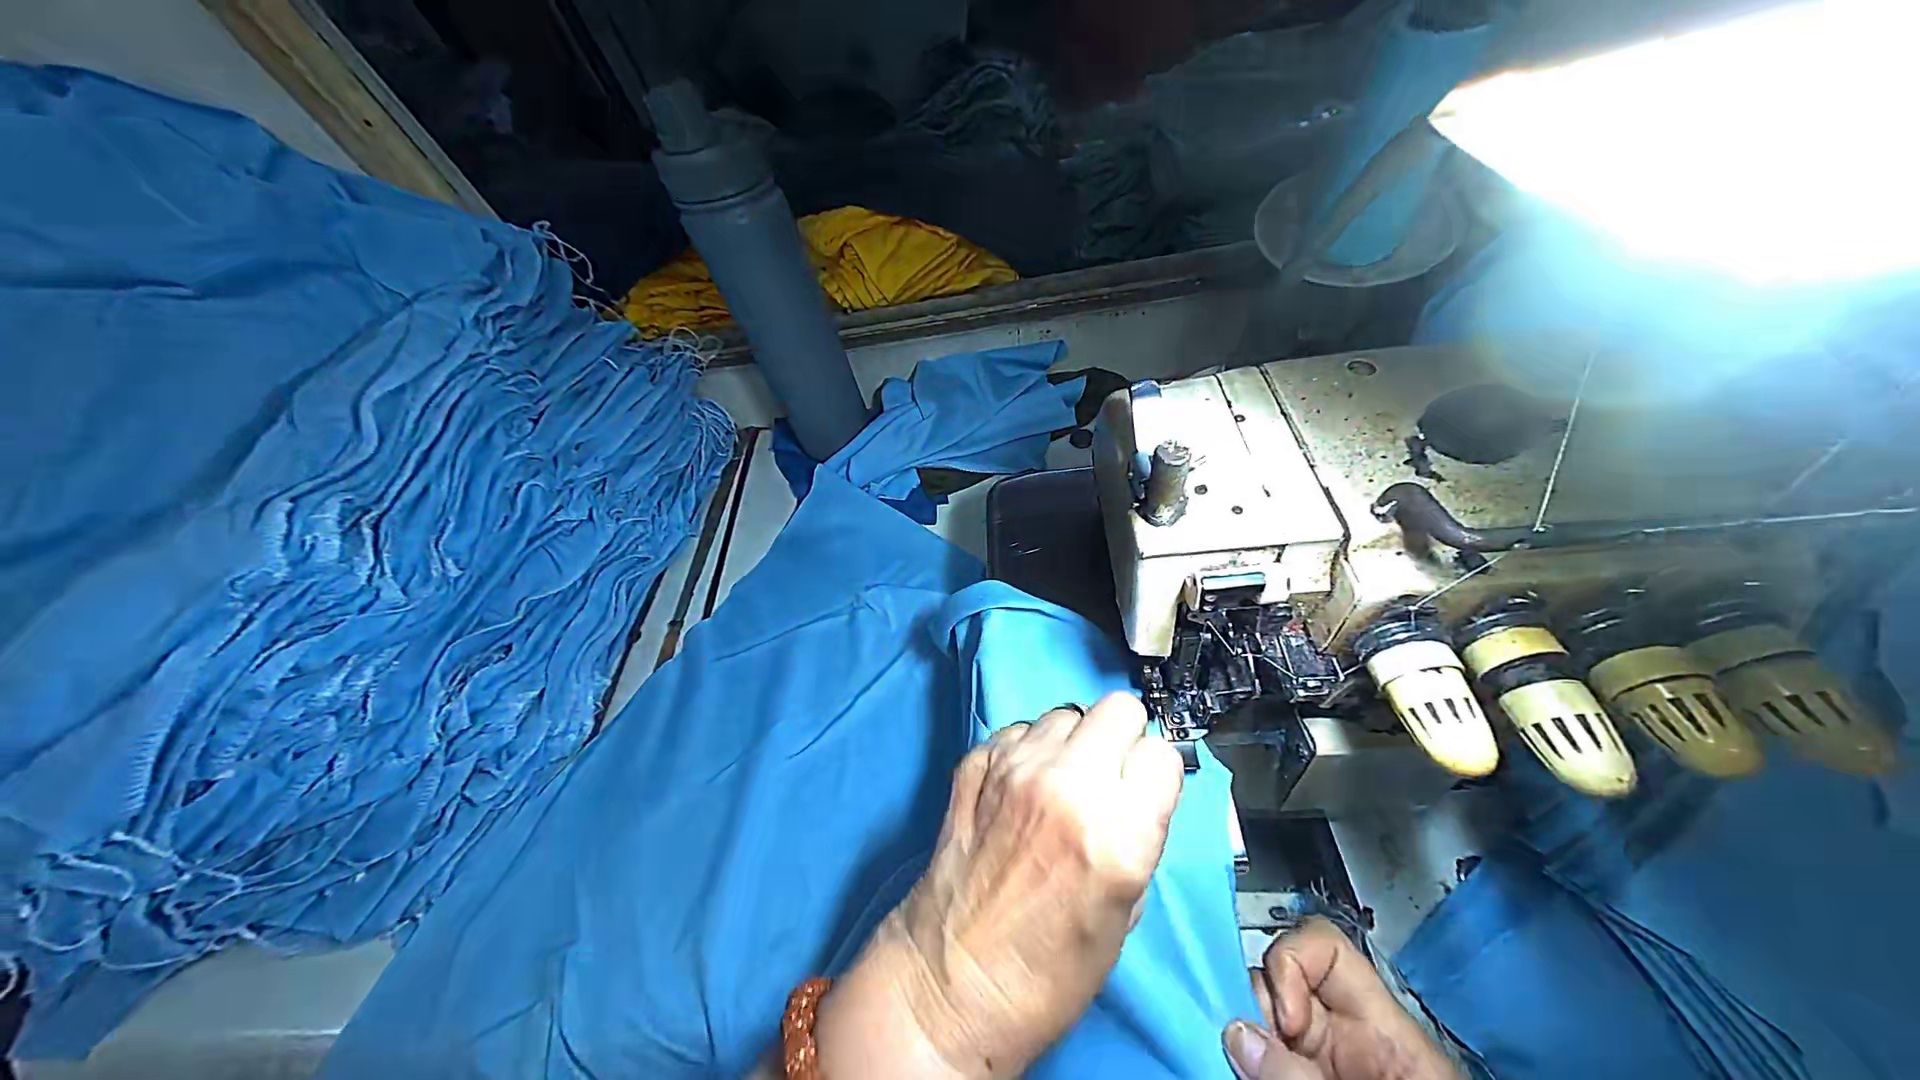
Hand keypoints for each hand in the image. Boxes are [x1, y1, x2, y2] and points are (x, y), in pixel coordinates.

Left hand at [815, 693, 1184, 1077]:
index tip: (1146, 788)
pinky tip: (1021, 789)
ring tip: (1061, 784)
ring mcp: (1014, 767)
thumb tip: (1142, 790)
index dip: (1156, 773)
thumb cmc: (1049, 971)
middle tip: (1109, 775)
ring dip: (1073, 743)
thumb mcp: (1125, 912)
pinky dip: (1028, 750)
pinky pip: (1020, 730)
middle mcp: (1066, 784)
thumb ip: (1140, 835)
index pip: (1161, 752)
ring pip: (1066, 714)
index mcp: (1116, 832)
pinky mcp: (974, 762)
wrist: (952, 981)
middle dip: (1121, 738)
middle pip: (1118, 709)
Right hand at [1225, 917, 1459, 1079]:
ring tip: (1240, 1071)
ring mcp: (1317, 1064)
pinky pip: (1259, 1062)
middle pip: (1276, 981)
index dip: (1290, 963)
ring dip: (1240, 1040)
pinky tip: (1237, 1073)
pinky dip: (1241, 1065)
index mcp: (1378, 1028)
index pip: (1323, 947)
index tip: (1287, 1023)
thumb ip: (1307, 1078)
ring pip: (1257, 1022)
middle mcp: (1342, 1036)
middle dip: (1252, 1007)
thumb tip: (1236, 1033)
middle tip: (1246, 1056)